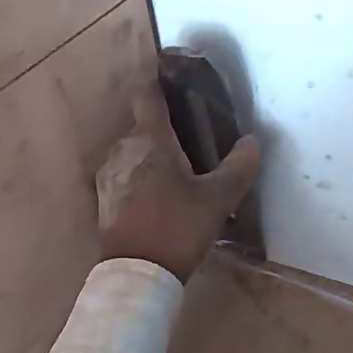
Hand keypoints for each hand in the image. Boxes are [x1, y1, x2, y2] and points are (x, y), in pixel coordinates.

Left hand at [97, 89, 261, 280]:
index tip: (167, 78)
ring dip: (147, 160)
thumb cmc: (177, 229)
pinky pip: (121, 178)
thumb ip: (239, 168)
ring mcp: (106, 176)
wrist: (137, 274)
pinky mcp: (101, 201)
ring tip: (170, 180)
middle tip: (187, 150)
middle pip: (141, 128)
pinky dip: (135, 180)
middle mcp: (122, 149)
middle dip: (161, 134)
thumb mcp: (218, 200)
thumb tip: (252, 142)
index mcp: (150, 140)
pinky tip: (152, 200)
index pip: (146, 94)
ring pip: (130, 154)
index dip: (155, 81)